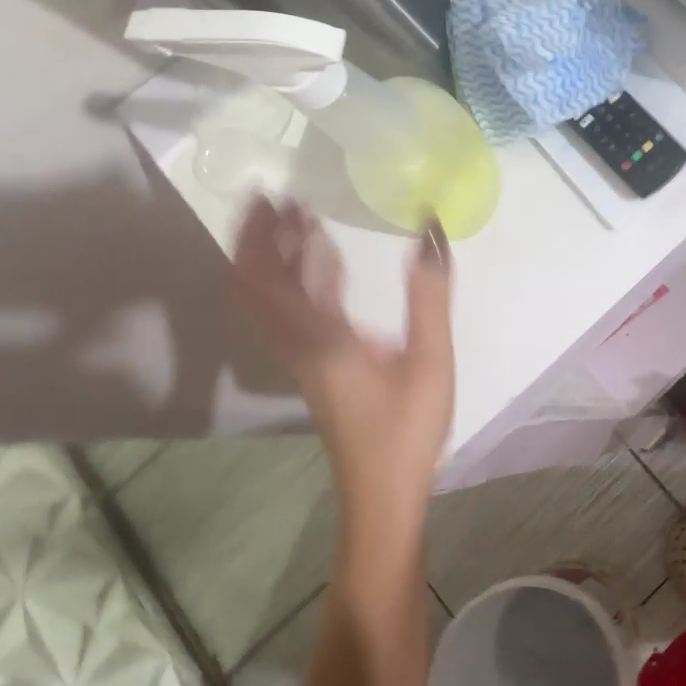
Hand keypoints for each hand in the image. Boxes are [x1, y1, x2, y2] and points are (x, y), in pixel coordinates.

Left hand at [232, 196, 455, 513]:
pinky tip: (328, 267)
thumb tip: (429, 230)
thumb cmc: (406, 428)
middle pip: (256, 285)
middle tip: (283, 197)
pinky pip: (291, 314)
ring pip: (269, 300)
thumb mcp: (429, 359)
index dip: (261, 233)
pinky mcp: (317, 369)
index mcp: (317, 338)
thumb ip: (429, 295)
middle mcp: (298, 345)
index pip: (267, 277)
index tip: (271, 192)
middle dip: (261, 238)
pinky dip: (298, 281)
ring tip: (303, 219)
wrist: (384, 493)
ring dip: (277, 257)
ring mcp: (303, 359)